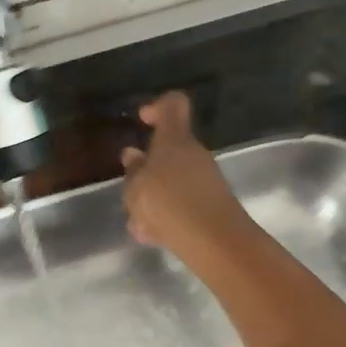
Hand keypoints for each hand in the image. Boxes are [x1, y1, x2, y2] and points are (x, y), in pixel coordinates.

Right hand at [120, 92, 254, 257]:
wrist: (214, 240)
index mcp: (175, 140)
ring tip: (139, 222)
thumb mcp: (136, 189)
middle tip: (132, 192)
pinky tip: (154, 236)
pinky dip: (167, 216)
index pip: (173, 105)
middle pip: (170, 151)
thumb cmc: (168, 204)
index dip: (157, 107)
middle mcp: (194, 154)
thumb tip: (133, 156)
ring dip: (155, 198)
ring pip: (173, 182)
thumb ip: (133, 172)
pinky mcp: (212, 204)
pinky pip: (182, 204)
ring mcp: (207, 179)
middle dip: (148, 171)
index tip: (142, 119)